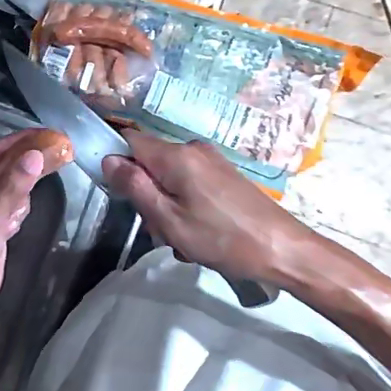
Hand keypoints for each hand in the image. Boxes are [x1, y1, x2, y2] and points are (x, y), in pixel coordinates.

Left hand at [0, 131, 56, 301]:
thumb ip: (15, 184)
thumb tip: (36, 155)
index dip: (21, 141)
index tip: (47, 133)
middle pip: (6, 164)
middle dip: (26, 167)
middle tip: (57, 151)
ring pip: (14, 184)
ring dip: (18, 199)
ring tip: (10, 218)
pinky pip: (15, 201)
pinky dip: (17, 212)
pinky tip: (9, 228)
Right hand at [101, 132, 321, 285]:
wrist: (282, 249)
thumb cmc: (221, 238)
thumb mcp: (168, 219)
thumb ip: (135, 186)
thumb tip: (108, 159)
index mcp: (176, 155)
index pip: (129, 140)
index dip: (116, 163)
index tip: (118, 194)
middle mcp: (193, 148)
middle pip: (149, 162)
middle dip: (146, 194)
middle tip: (160, 229)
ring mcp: (211, 160)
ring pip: (169, 177)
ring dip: (167, 206)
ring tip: (183, 238)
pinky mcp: (224, 174)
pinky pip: (189, 183)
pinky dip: (185, 206)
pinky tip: (199, 233)